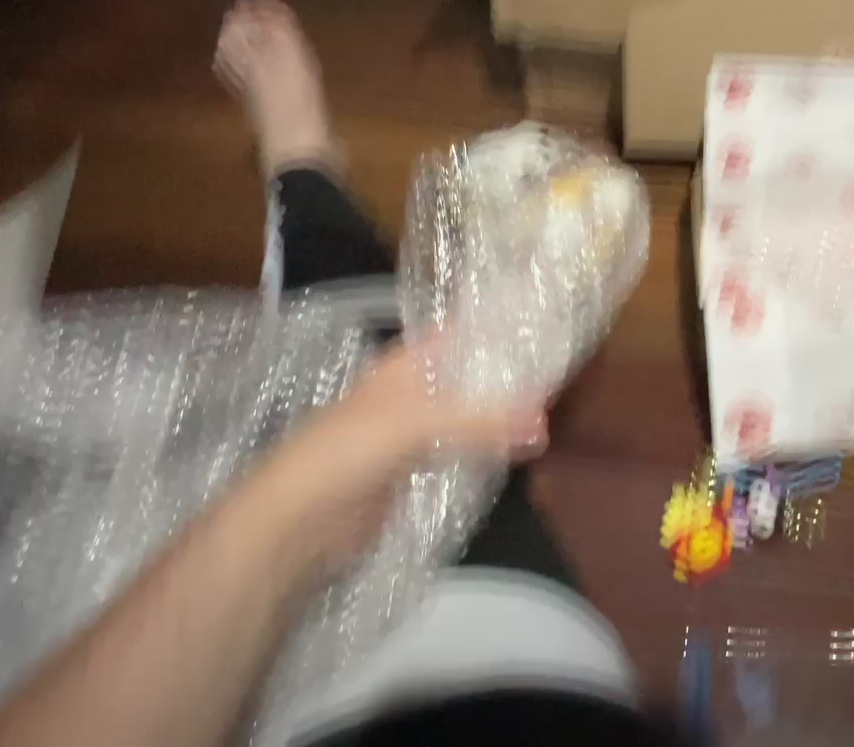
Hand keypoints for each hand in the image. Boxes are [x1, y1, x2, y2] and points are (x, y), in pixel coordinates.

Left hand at [253, 336, 547, 571]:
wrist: (296, 524)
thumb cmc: (349, 451)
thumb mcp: (417, 424)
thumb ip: (481, 423)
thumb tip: (544, 423)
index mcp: (404, 366)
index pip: (458, 335)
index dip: (495, 330)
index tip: (542, 330)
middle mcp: (411, 392)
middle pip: (467, 377)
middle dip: (506, 379)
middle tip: (557, 378)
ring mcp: (412, 434)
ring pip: (466, 416)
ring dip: (498, 418)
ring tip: (547, 415)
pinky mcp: (414, 472)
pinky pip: (458, 453)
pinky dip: (484, 451)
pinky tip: (515, 451)